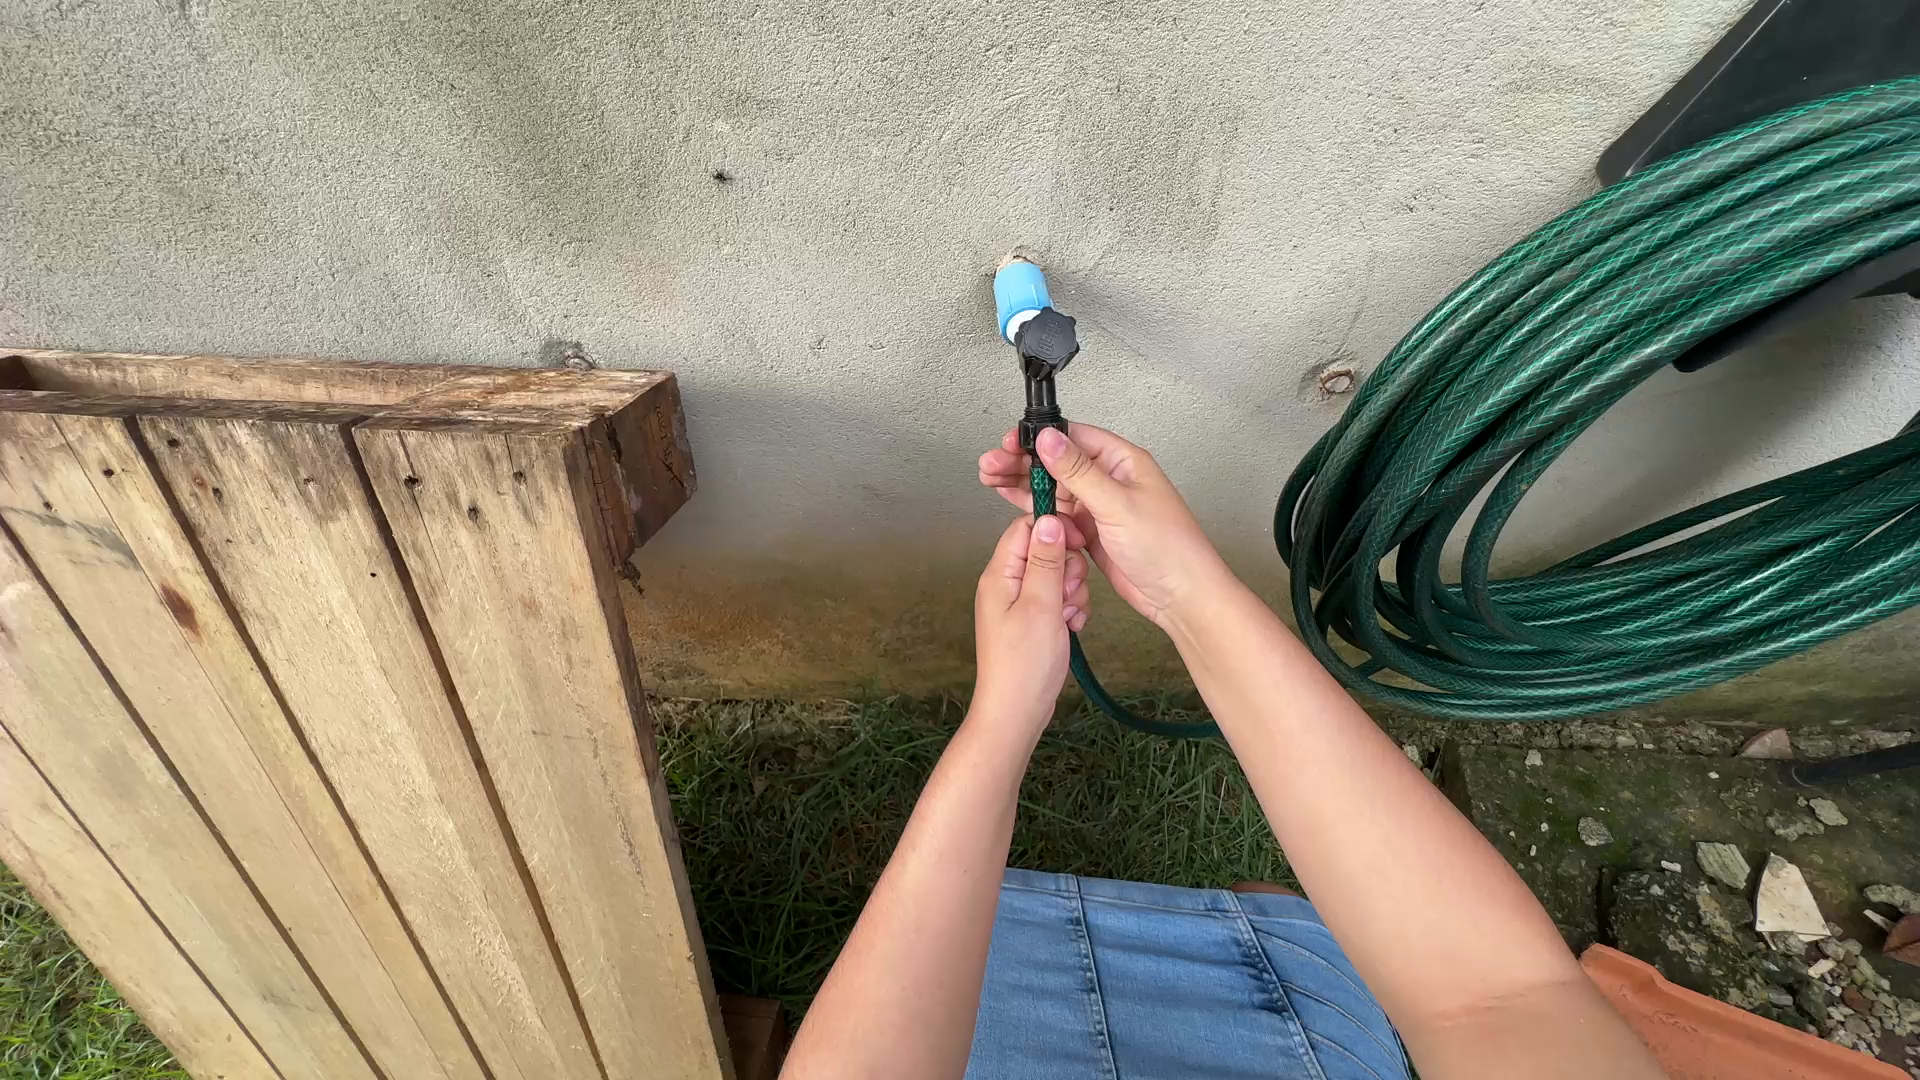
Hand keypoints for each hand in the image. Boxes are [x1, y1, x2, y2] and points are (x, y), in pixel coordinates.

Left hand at [972, 514, 1089, 728]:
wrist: (1017, 712)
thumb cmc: (1025, 662)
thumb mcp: (1041, 604)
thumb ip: (1046, 560)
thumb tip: (1048, 519)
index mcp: (1000, 574)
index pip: (1026, 528)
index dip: (1055, 530)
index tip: (1078, 547)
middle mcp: (1006, 583)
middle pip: (1045, 550)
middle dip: (1067, 568)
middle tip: (1066, 596)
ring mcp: (1019, 602)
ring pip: (1056, 575)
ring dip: (1072, 592)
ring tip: (1068, 617)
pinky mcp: (1033, 620)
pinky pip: (1058, 599)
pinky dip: (1070, 609)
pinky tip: (1071, 627)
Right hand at [978, 424, 1231, 628]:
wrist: (1180, 596)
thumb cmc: (1166, 548)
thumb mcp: (1116, 504)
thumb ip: (1078, 472)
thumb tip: (1048, 439)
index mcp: (1122, 462)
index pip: (1073, 438)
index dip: (1039, 438)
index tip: (1010, 442)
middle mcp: (1110, 480)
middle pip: (1058, 463)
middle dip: (1023, 463)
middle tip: (991, 465)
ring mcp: (1100, 506)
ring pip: (1054, 489)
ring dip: (1024, 485)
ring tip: (991, 479)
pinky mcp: (1092, 532)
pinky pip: (1058, 515)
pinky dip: (1036, 510)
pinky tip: (1013, 504)